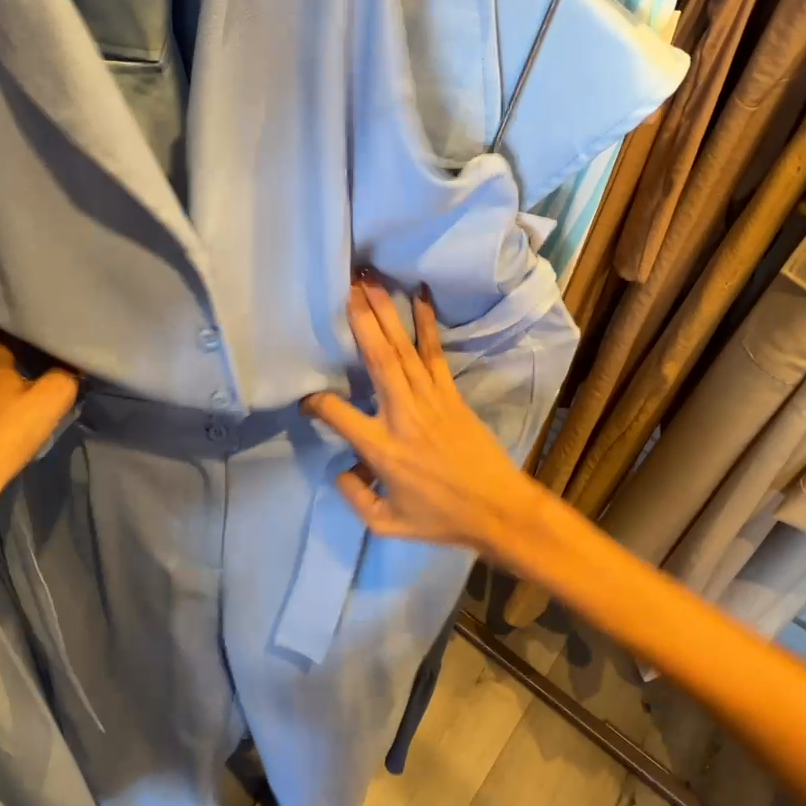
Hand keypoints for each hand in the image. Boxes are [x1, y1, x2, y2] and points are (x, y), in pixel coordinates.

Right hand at [301, 274, 543, 559]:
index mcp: (381, 448)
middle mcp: (402, 414)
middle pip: (376, 359)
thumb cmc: (441, 520)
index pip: (337, 414)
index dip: (315, 402)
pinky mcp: (451, 393)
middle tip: (344, 287)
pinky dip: (426, 322)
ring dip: (385, 311)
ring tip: (369, 280)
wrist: (500, 511)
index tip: (304, 397)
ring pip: (402, 347)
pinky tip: (420, 294)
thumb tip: (340, 468)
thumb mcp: (387, 524)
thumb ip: (355, 496)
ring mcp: (430, 399)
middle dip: (360, 320)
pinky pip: (435, 352)